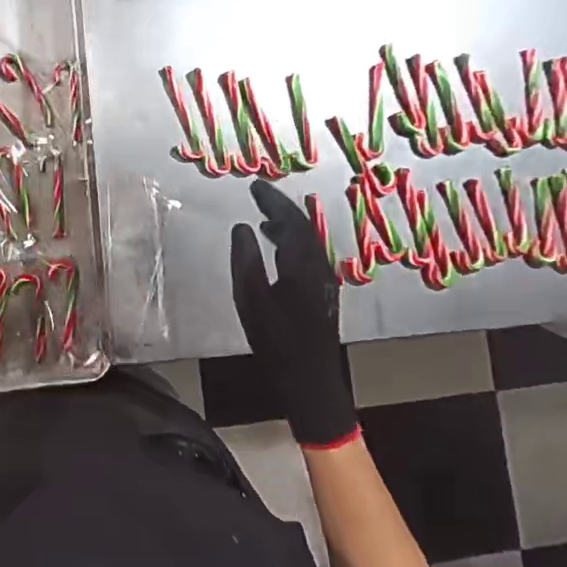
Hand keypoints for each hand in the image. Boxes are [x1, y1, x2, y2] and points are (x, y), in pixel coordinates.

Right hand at [230, 179, 357, 448]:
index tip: (255, 186)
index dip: (273, 200)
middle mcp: (319, 266)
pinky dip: (293, 242)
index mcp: (301, 265)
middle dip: (282, 207)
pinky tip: (279, 250)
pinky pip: (309, 254)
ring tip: (265, 218)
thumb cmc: (276, 343)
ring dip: (288, 224)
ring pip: (309, 241)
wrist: (311, 380)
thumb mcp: (250, 301)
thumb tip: (241, 228)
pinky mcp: (323, 293)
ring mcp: (325, 280)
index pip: (290, 220)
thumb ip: (245, 261)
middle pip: (304, 226)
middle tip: (260, 194)